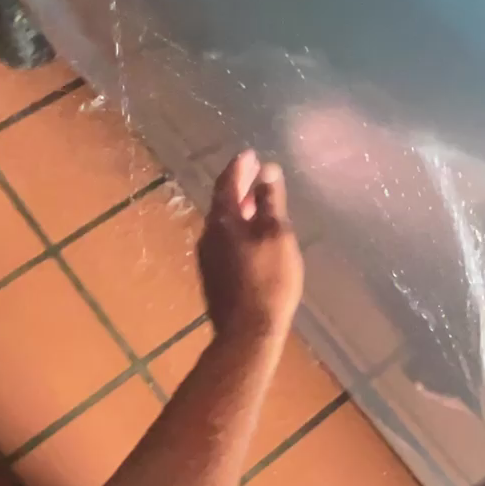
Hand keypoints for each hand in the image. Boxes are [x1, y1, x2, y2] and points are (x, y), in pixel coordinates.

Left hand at [198, 150, 303, 341]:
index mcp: (223, 220)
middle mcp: (209, 234)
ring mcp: (208, 257)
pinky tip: (251, 236)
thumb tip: (267, 169)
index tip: (250, 154)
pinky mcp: (213, 276)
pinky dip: (238, 229)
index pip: (227, 183)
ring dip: (239, 209)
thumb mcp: (276, 234)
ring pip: (223, 223)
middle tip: (253, 172)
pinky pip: (224, 241)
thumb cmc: (269, 279)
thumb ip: (270, 200)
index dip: (239, 166)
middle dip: (238, 185)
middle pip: (222, 202)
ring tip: (256, 201)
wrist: (248, 331)